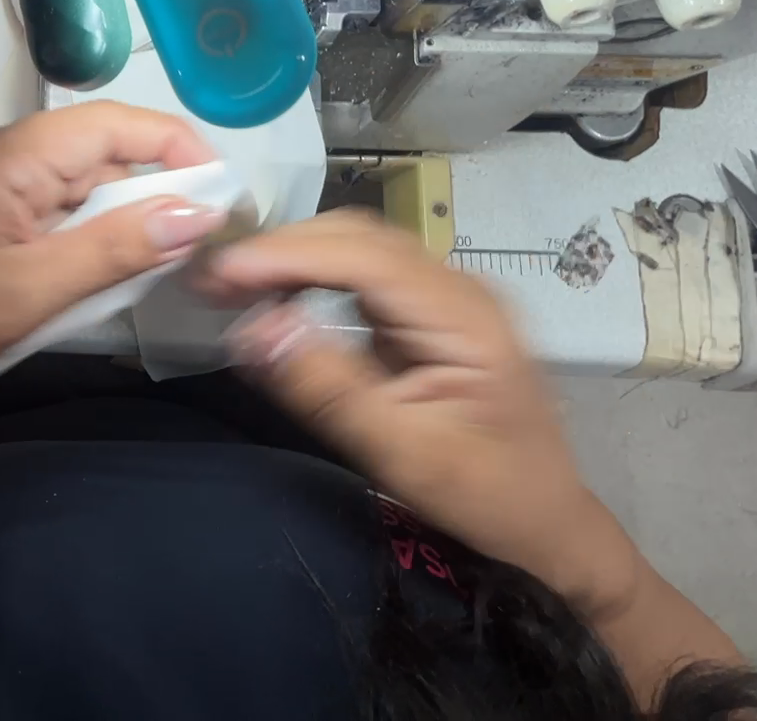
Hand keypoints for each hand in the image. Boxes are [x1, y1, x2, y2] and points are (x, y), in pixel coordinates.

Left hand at [0, 102, 222, 396]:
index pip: (110, 123)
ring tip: (146, 263)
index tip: (220, 193)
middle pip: (93, 150)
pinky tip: (90, 267)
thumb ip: (116, 248)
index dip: (174, 147)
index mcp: (7, 154)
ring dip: (111, 216)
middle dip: (147, 190)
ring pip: (70, 180)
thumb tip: (197, 214)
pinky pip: (41, 202)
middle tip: (191, 243)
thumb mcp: (32, 291)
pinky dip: (75, 230)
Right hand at [199, 211, 639, 614]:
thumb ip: (328, 388)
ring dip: (288, 256)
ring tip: (229, 282)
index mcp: (466, 316)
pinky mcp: (422, 307)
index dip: (288, 256)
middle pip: (357, 237)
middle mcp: (456, 287)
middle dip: (279, 249)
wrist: (544, 520)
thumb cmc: (483, 494)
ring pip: (353, 244)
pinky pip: (355, 269)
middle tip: (212, 277)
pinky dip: (305, 273)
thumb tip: (254, 330)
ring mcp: (442, 293)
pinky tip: (271, 291)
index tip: (223, 270)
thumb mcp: (401, 453)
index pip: (366, 258)